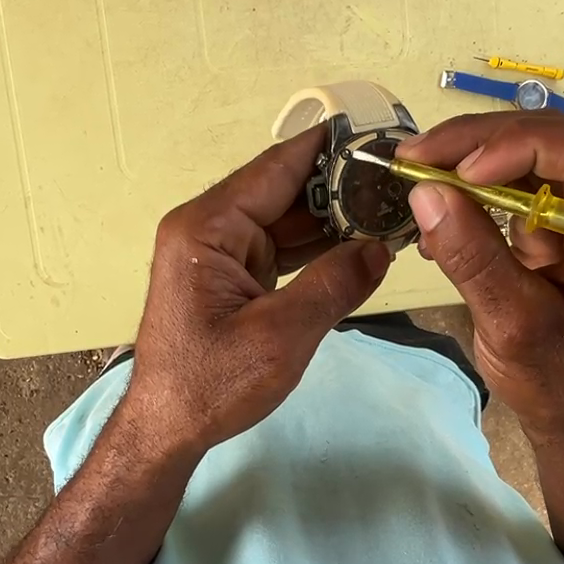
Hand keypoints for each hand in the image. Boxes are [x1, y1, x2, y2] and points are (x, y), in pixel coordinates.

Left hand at [124, 125, 391, 456]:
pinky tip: (356, 246)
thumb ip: (333, 286)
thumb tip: (380, 250)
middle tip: (397, 181)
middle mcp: (208, 228)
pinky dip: (315, 250)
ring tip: (388, 210)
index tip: (378, 133)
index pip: (277, 168)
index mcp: (208, 227)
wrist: (166, 429)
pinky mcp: (229, 278)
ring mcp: (218, 253)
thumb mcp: (281, 336)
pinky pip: (278, 250)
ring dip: (332, 220)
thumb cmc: (212, 384)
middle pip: (282, 190)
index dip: (329, 148)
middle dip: (339, 187)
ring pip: (283, 221)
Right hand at [398, 113, 563, 440]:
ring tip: (416, 169)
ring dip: (470, 156)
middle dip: (486, 140)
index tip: (462, 171)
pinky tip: (435, 204)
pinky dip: (470, 188)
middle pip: (559, 141)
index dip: (525, 147)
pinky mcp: (555, 224)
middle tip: (418, 154)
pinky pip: (513, 186)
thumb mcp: (514, 326)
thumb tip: (425, 194)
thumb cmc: (557, 381)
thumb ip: (475, 259)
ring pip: (532, 155)